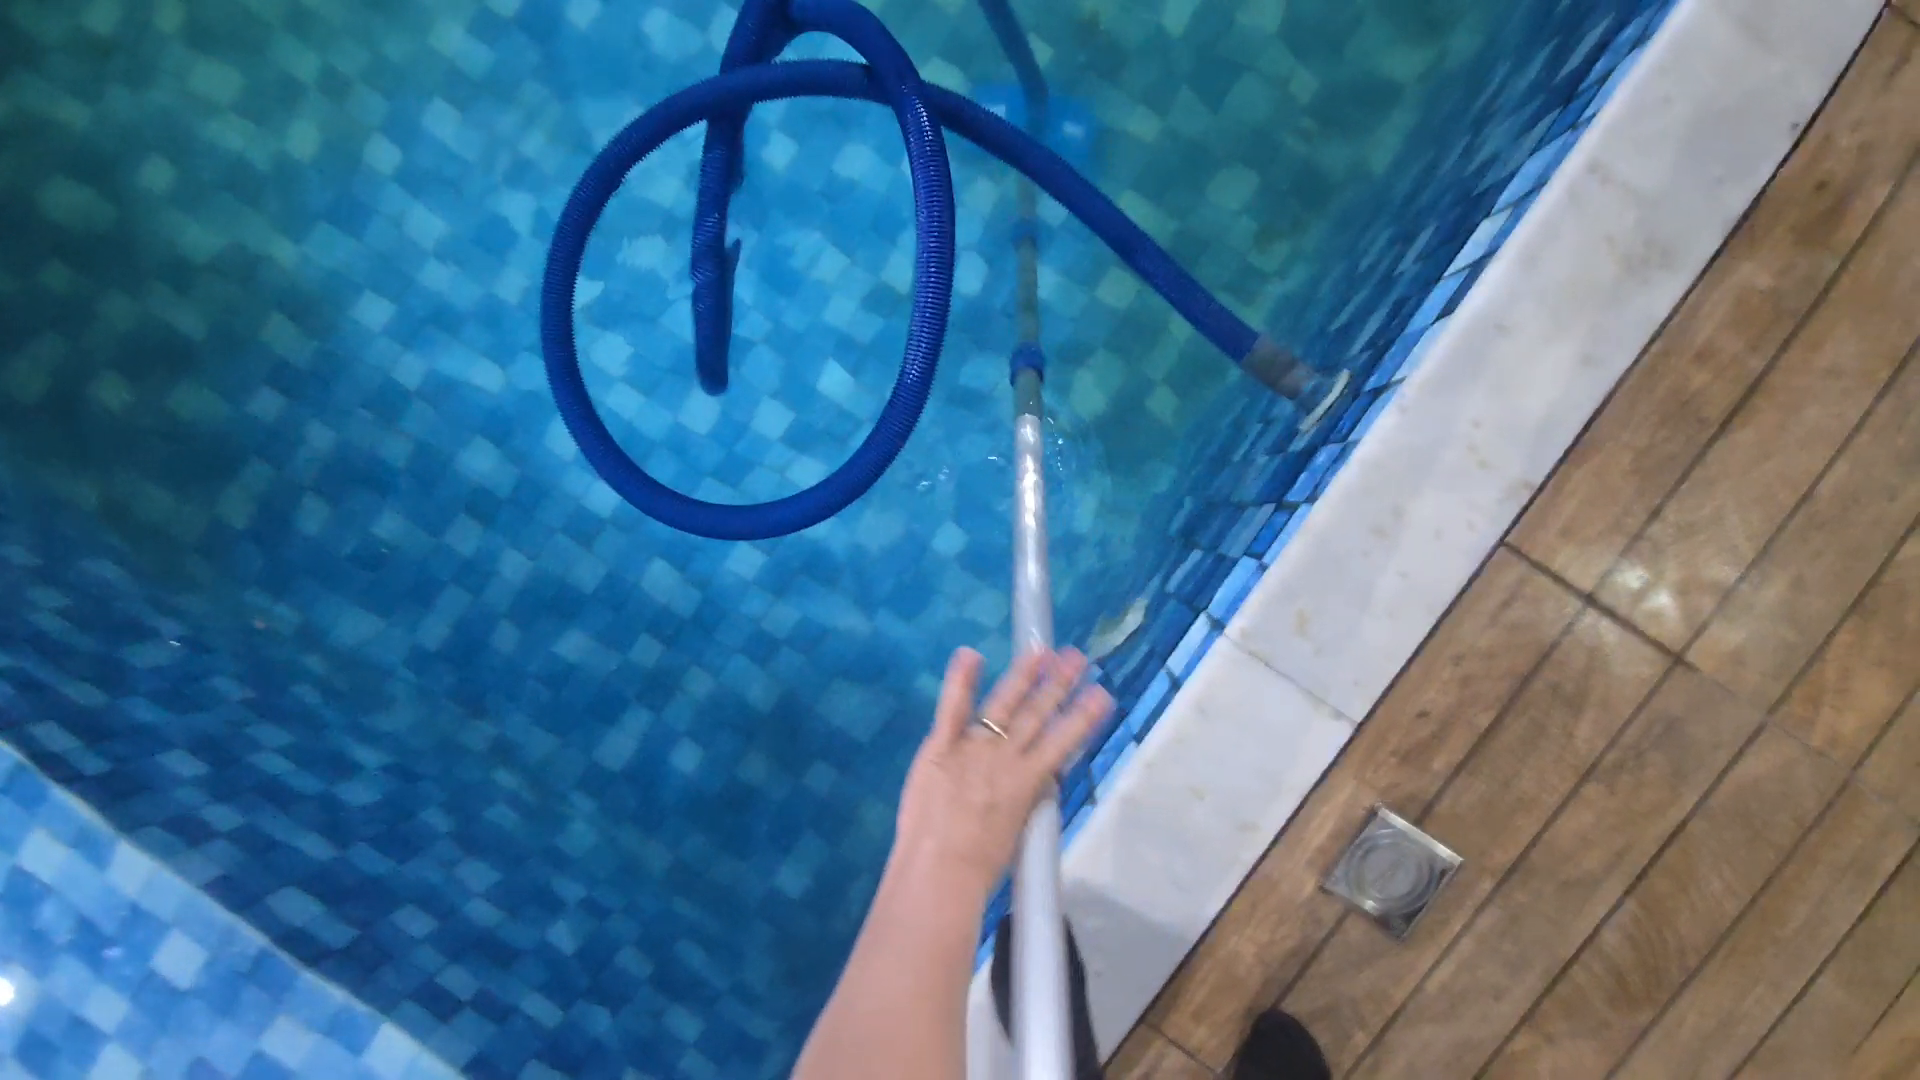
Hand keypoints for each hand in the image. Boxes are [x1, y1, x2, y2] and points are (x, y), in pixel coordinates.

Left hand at [891, 647, 1113, 902]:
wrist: (941, 870)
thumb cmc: (980, 865)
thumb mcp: (1018, 830)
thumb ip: (1027, 797)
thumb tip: (1040, 777)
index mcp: (1028, 781)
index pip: (1062, 741)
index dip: (1083, 717)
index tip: (1101, 695)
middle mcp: (1006, 757)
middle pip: (1038, 714)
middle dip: (1060, 685)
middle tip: (1077, 657)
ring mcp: (974, 747)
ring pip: (1005, 704)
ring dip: (1024, 675)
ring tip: (1041, 649)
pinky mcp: (940, 746)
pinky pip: (953, 707)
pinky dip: (961, 680)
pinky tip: (970, 654)